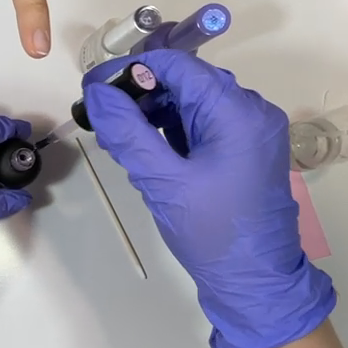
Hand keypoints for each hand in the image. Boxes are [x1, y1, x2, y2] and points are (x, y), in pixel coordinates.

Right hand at [80, 50, 335, 347]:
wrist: (254, 280)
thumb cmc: (211, 230)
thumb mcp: (162, 181)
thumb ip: (128, 132)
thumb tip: (97, 93)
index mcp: (237, 113)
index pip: (179, 67)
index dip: (132, 69)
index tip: (93, 87)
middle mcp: (250, 113)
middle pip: (186, 82)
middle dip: (140, 92)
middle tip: (100, 116)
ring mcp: (249, 133)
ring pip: (191, 103)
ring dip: (152, 112)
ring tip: (117, 136)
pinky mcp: (242, 151)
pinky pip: (200, 125)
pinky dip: (169, 130)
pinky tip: (144, 149)